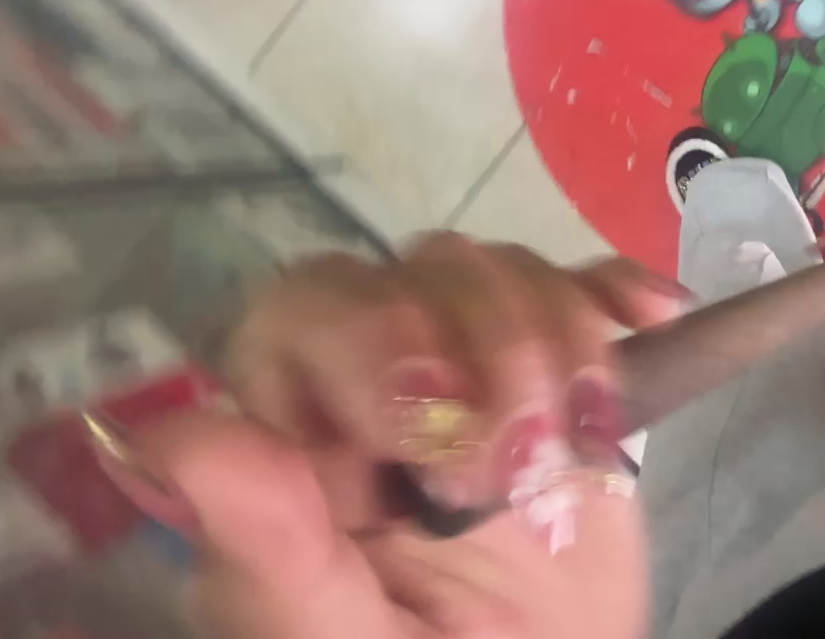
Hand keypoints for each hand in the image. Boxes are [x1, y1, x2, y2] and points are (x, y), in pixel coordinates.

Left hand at [89, 234, 683, 638]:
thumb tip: (168, 434)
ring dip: (559, 337)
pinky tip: (656, 316)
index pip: (308, 309)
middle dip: (489, 346)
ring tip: (579, 446)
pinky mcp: (568, 356)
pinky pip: (592, 283)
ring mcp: (487, 357)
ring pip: (510, 270)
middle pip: (425, 270)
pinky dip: (623, 290)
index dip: (370, 337)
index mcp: (308, 434)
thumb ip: (267, 553)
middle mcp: (391, 373)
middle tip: (521, 460)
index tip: (433, 427)